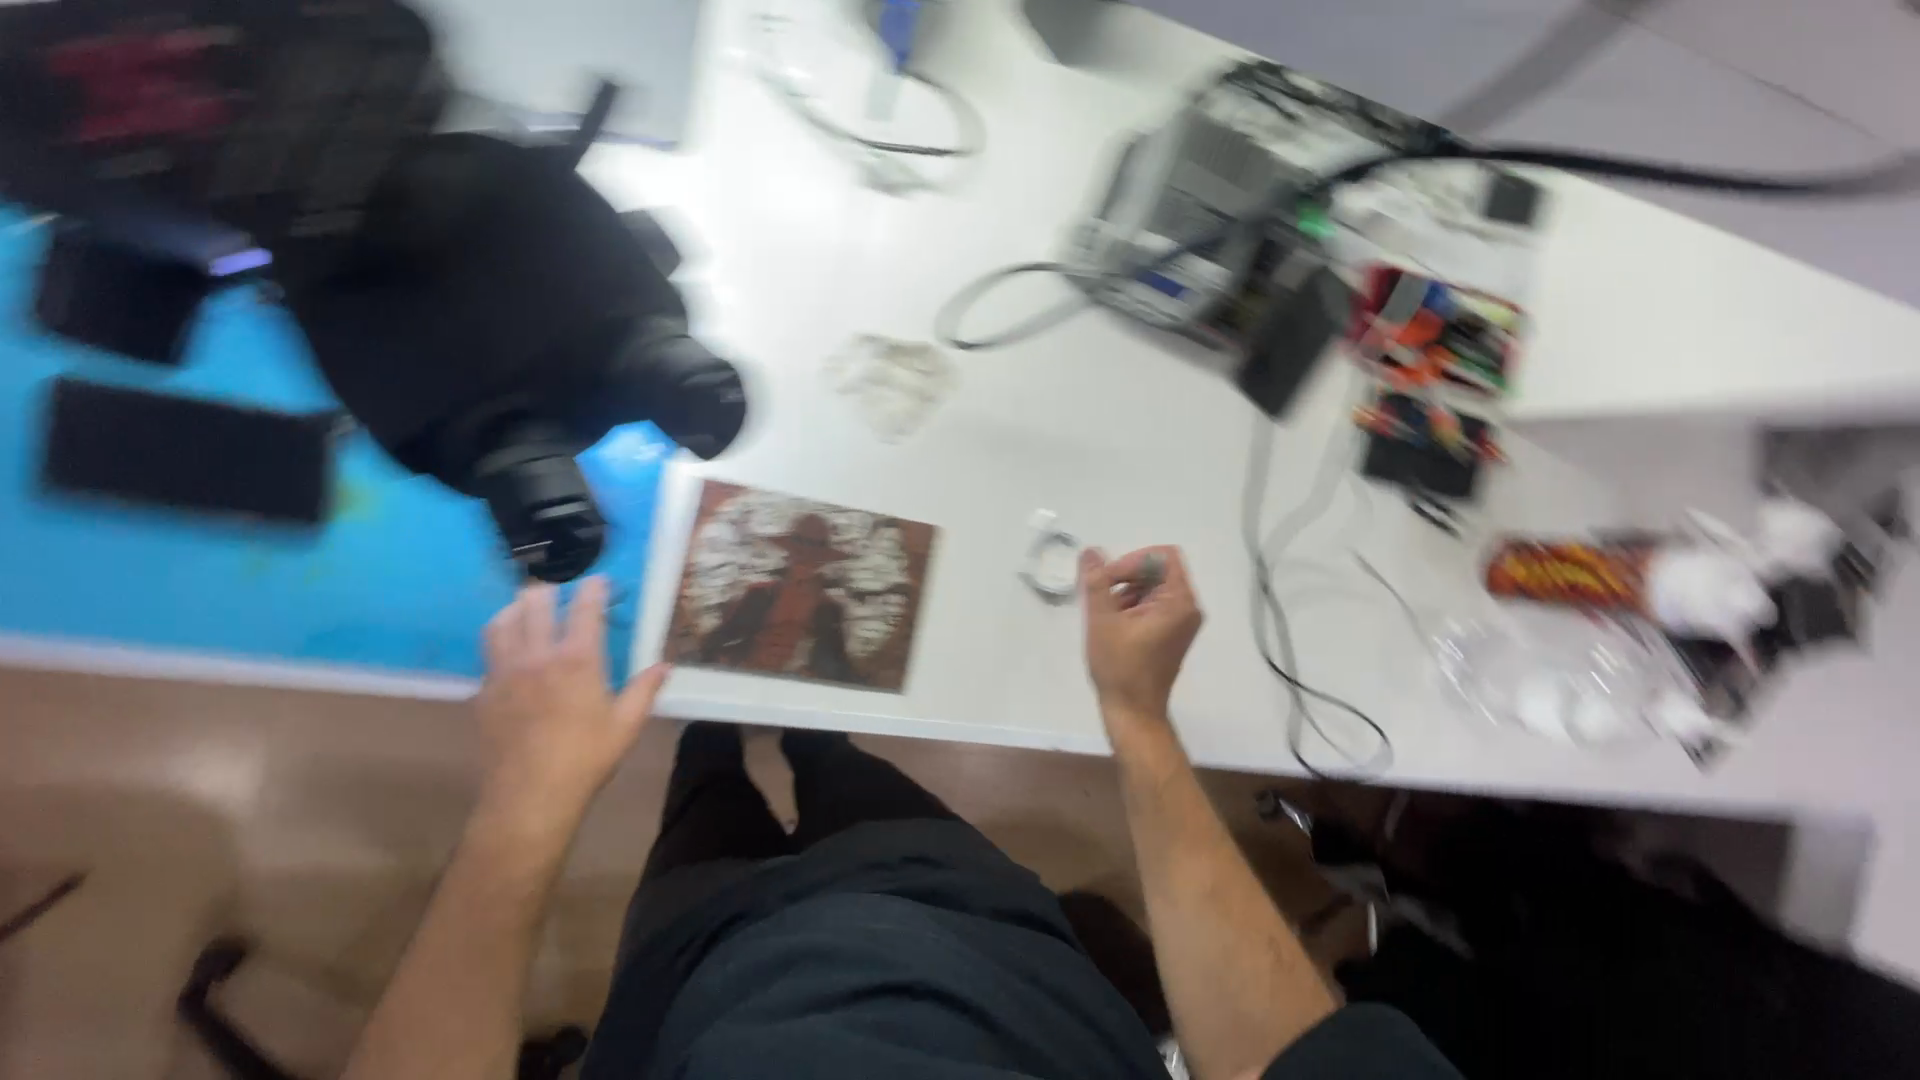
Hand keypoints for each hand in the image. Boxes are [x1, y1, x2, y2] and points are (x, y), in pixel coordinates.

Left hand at [475, 578, 669, 828]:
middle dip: (550, 590)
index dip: (593, 588)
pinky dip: (502, 641)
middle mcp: (537, 656)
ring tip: (529, 611)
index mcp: (578, 660)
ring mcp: (505, 672)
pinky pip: (489, 654)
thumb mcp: (626, 724)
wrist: (530, 795)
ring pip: (501, 622)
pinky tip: (512, 653)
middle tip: (561, 592)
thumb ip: (645, 689)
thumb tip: (664, 665)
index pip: (585, 608)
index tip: (599, 581)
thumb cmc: (586, 758)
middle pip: (535, 603)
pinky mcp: (484, 692)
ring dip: (517, 609)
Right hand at [1080, 546, 1203, 723]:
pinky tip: (1113, 626)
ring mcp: (1181, 622)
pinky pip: (1152, 604)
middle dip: (1125, 577)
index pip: (1163, 556)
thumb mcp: (1102, 620)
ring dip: (1124, 593)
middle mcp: (1188, 608)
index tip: (1108, 580)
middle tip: (1100, 597)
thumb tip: (1091, 551)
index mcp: (1180, 602)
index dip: (1132, 561)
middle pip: (1157, 570)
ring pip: (1151, 587)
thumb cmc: (1120, 667)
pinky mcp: (1171, 633)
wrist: (1132, 711)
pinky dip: (1130, 607)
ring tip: (1105, 617)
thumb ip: (1097, 581)